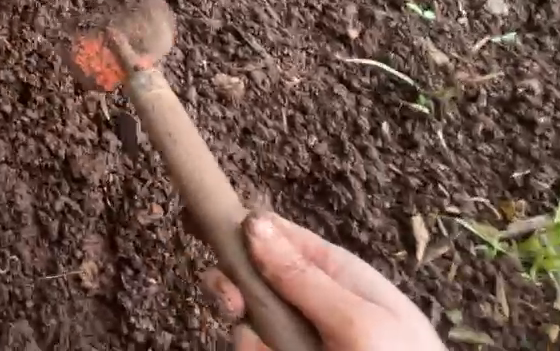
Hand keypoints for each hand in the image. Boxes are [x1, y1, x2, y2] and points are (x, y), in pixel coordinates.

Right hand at [209, 214, 444, 350]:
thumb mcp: (361, 323)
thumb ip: (303, 277)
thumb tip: (250, 221)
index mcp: (336, 274)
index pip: (273, 231)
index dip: (235, 224)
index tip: (199, 223)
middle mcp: (312, 301)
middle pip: (249, 271)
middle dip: (230, 283)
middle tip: (230, 303)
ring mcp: (301, 338)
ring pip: (246, 317)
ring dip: (242, 327)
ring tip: (260, 348)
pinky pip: (254, 348)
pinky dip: (253, 350)